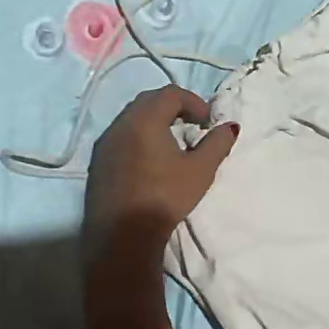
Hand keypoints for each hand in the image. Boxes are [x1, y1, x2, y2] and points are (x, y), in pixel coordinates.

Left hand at [83, 87, 237, 262]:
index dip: (194, 101)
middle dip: (173, 107)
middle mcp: (120, 124)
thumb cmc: (165, 197)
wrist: (123, 234)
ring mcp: (105, 143)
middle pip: (148, 101)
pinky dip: (139, 137)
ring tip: (173, 142)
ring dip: (155, 121)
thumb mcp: (201, 170)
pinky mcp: (98, 162)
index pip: (170, 94)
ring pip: (132, 118)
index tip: (208, 121)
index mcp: (144, 119)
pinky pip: (121, 136)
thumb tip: (230, 127)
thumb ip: (217, 144)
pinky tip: (151, 160)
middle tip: (192, 125)